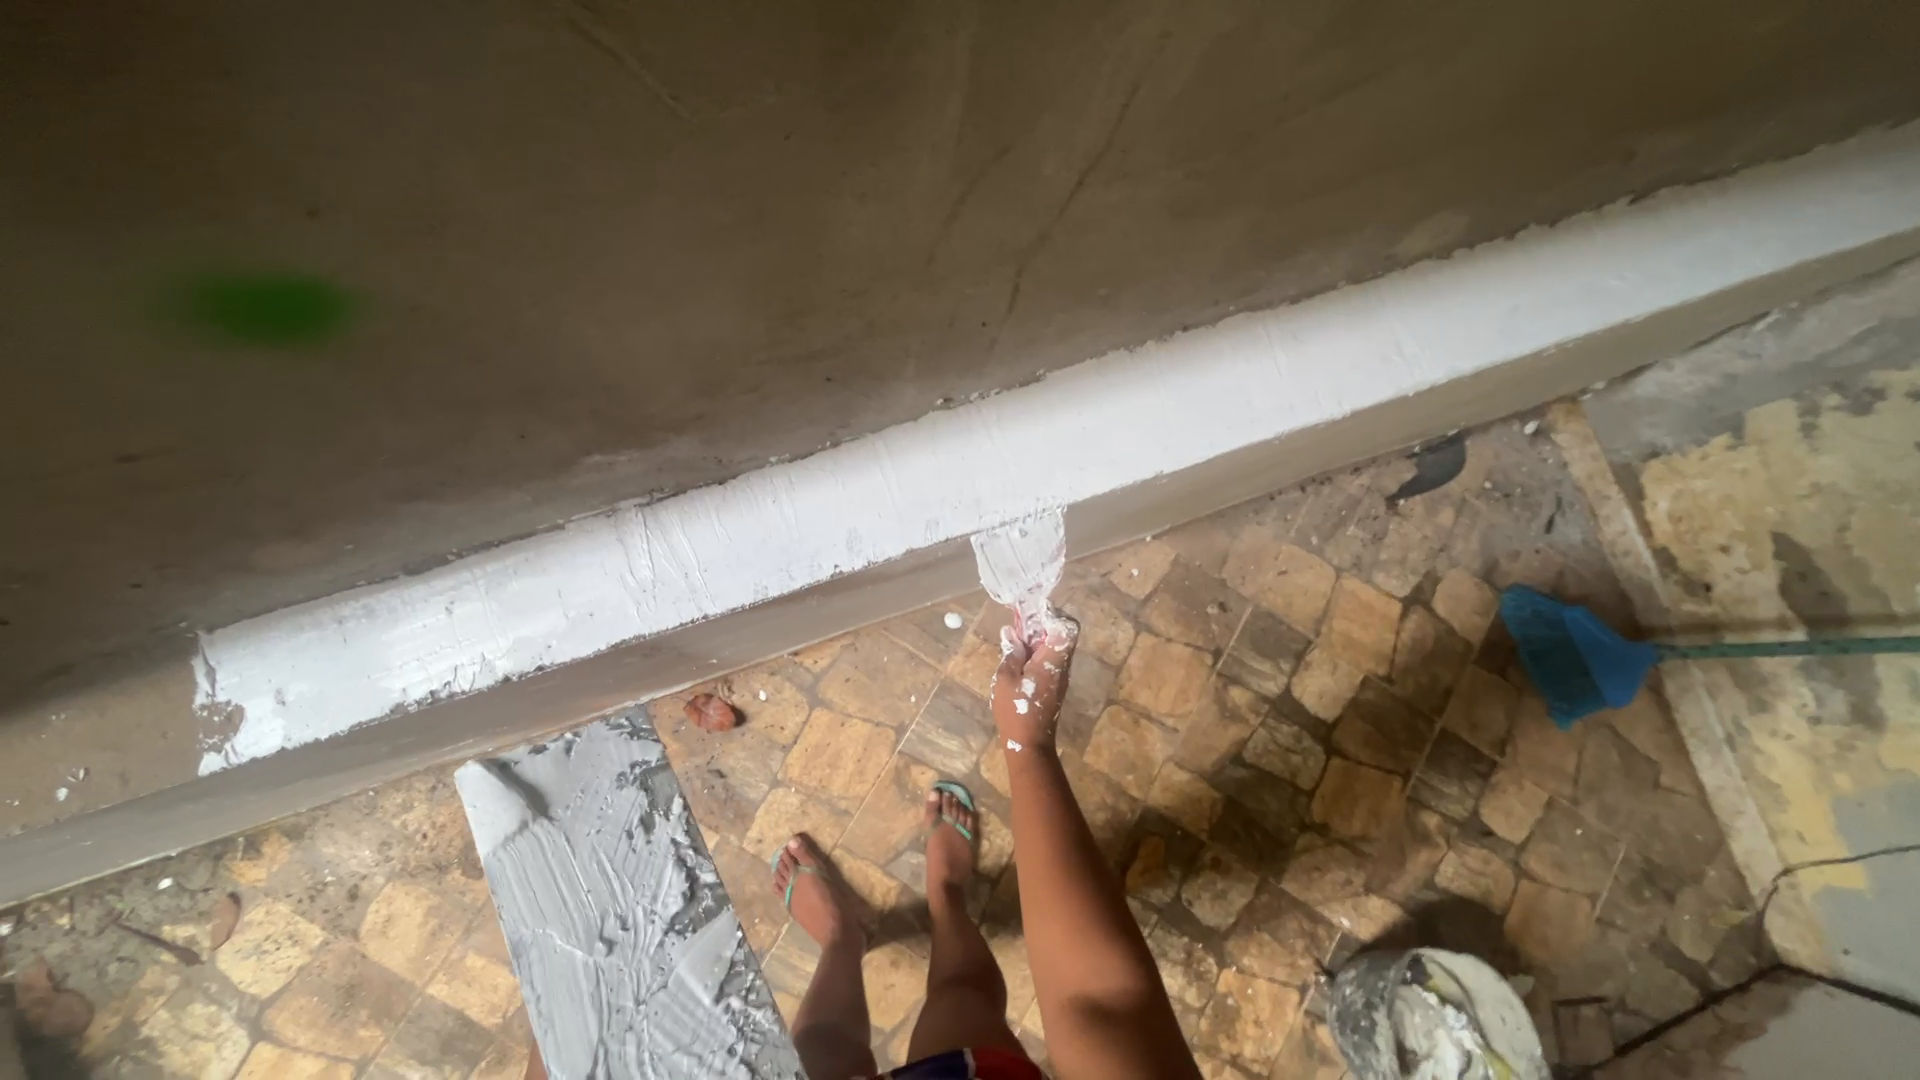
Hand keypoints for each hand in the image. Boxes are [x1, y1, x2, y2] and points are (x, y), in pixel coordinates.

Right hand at [991, 608, 1077, 751]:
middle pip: (1062, 634)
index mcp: (1053, 660)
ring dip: (1038, 637)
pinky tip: (1018, 654)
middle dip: (1042, 623)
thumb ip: (1011, 652)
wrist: (1029, 743)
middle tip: (1020, 621)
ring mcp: (1059, 676)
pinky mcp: (1054, 685)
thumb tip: (1011, 632)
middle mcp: (1062, 665)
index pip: (1067, 628)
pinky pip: (1050, 659)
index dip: (1053, 614)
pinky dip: (1036, 651)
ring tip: (1015, 636)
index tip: (1032, 611)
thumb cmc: (1016, 710)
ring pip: (1055, 646)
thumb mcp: (1006, 677)